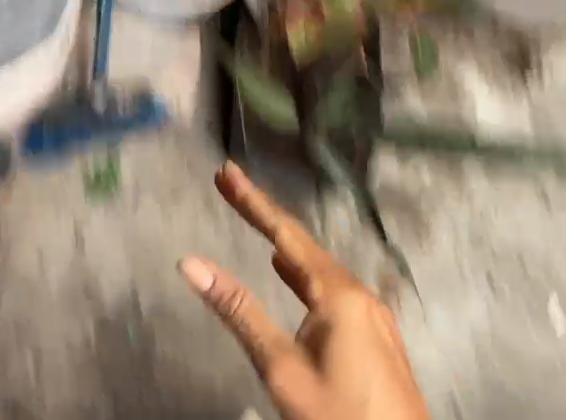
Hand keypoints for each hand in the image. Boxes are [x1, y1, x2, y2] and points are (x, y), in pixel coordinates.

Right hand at [179, 163, 429, 419]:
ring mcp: (373, 320)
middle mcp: (361, 298)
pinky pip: (331, 288)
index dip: (253, 200)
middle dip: (265, 213)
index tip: (226, 170)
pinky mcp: (376, 342)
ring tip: (257, 220)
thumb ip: (238, 310)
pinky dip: (302, 270)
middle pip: (304, 245)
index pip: (286, 234)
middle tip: (230, 185)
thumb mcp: (282, 368)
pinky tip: (292, 274)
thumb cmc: (341, 416)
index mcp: (340, 295)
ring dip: (284, 241)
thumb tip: (189, 261)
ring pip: (319, 267)